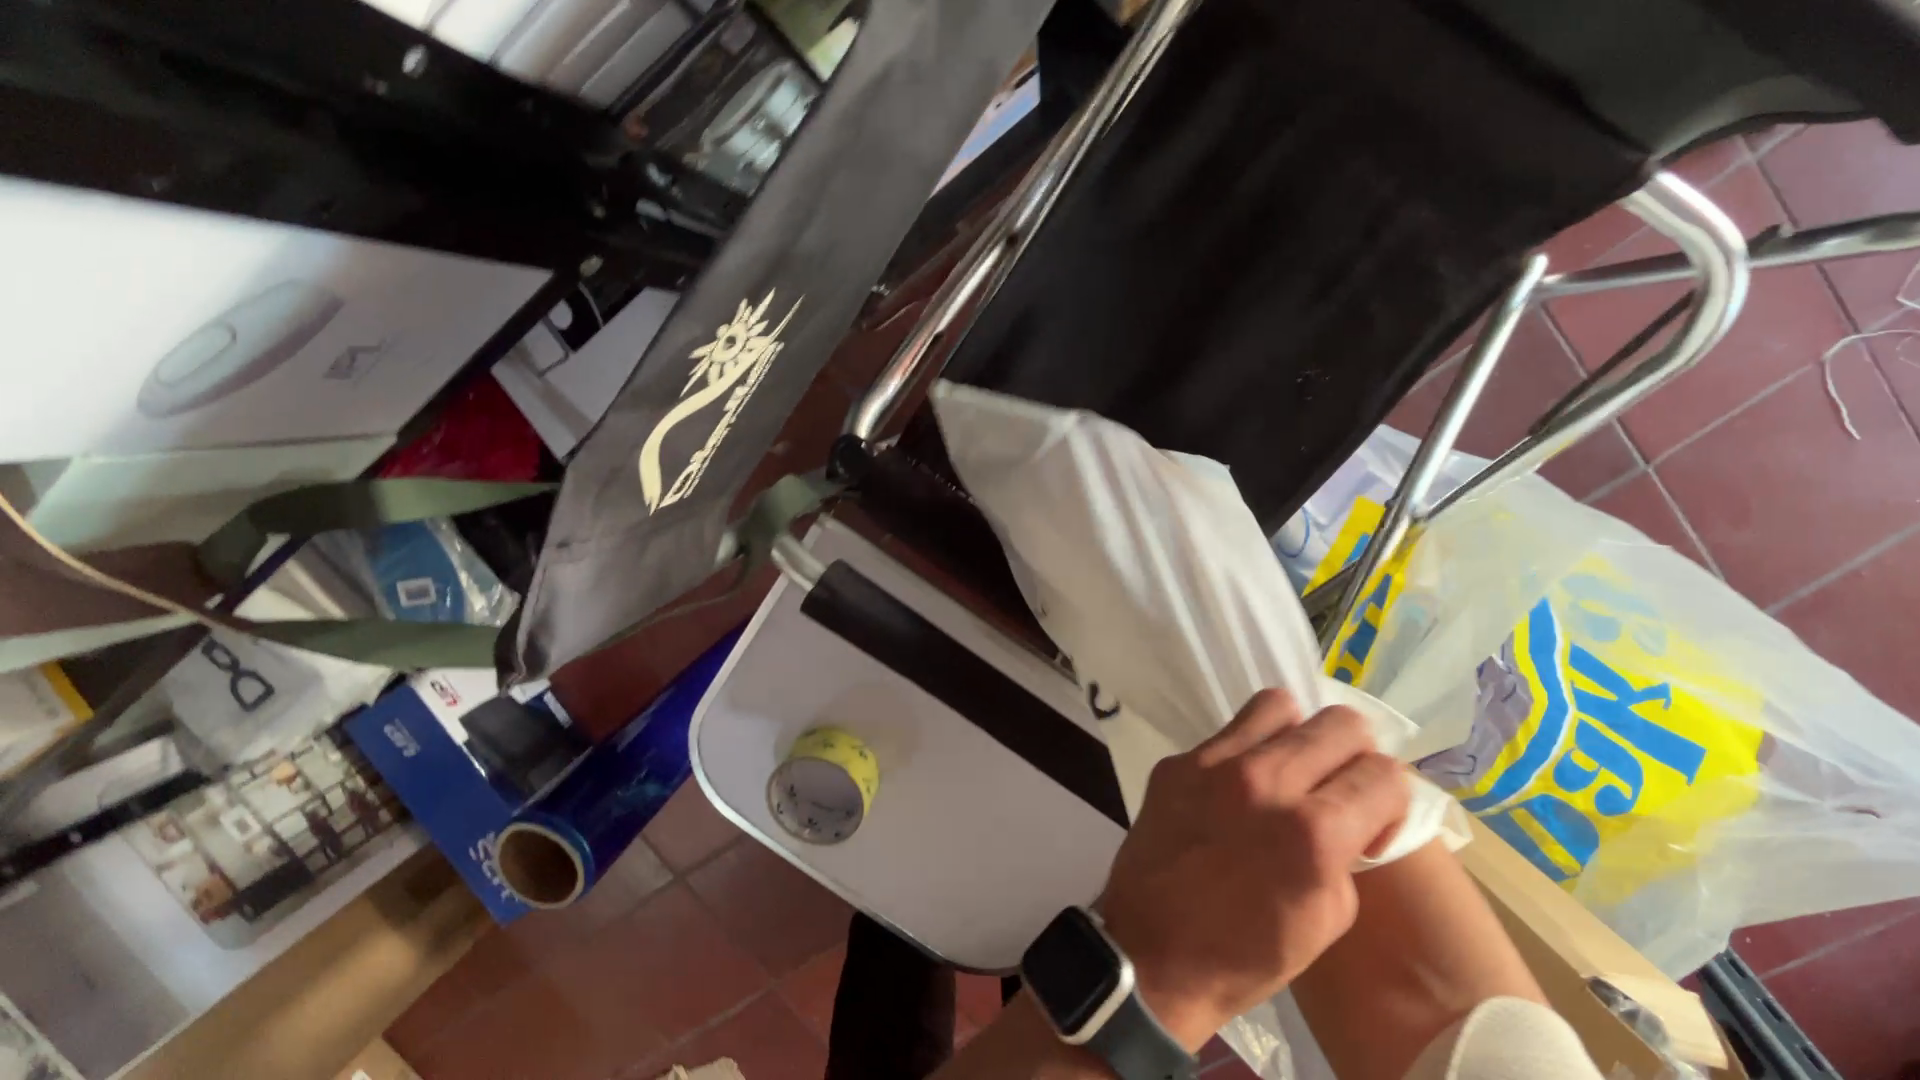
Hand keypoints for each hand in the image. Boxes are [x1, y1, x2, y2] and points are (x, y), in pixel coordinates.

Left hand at [1097, 689, 1411, 1050]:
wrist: (1150, 954)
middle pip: (1341, 724)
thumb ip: (1350, 850)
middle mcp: (1266, 782)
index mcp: (1314, 832)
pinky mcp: (1176, 762)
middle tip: (1338, 785)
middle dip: (1354, 754)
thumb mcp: (1330, 917)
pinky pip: (1229, 731)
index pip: (1384, 774)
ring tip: (1290, 769)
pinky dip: (1248, 749)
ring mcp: (1213, 764)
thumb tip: (1356, 812)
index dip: (1389, 797)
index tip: (1372, 816)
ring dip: (1298, 735)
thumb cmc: (1248, 954)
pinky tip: (1239, 784)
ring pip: (1280, 705)